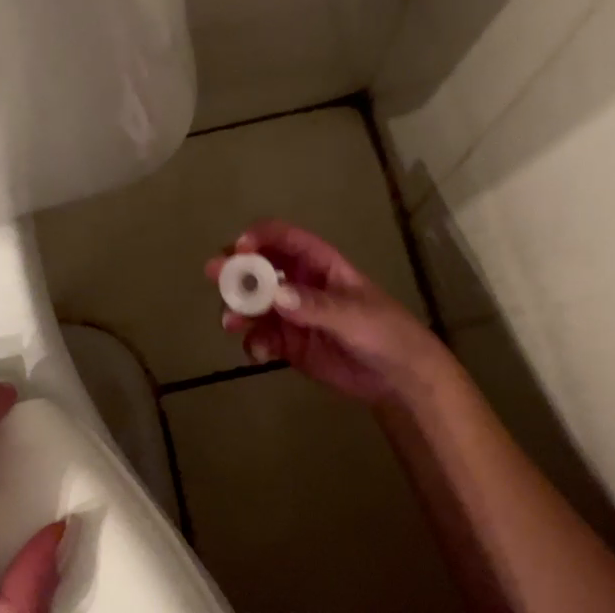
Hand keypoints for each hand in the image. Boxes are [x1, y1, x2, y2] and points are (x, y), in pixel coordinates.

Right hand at [208, 220, 450, 406]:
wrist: (400, 377)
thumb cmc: (385, 331)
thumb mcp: (354, 315)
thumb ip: (315, 305)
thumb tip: (276, 294)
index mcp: (320, 263)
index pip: (285, 238)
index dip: (260, 237)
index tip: (239, 247)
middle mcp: (300, 283)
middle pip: (261, 266)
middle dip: (237, 268)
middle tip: (214, 273)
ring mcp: (292, 314)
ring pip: (254, 302)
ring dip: (238, 307)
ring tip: (230, 321)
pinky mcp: (289, 344)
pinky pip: (261, 337)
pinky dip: (253, 341)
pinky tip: (257, 352)